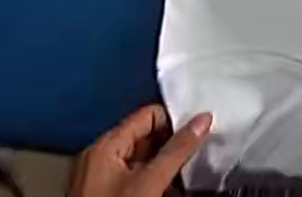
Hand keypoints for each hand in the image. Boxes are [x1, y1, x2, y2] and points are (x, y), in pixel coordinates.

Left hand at [71, 105, 213, 196]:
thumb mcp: (149, 184)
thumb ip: (178, 150)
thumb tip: (204, 119)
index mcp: (105, 146)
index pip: (150, 114)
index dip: (174, 123)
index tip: (193, 138)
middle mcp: (98, 157)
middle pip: (145, 136)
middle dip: (169, 147)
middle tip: (189, 159)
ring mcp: (97, 180)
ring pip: (140, 159)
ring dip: (162, 166)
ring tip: (179, 179)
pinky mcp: (100, 196)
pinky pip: (131, 177)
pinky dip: (149, 181)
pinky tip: (163, 191)